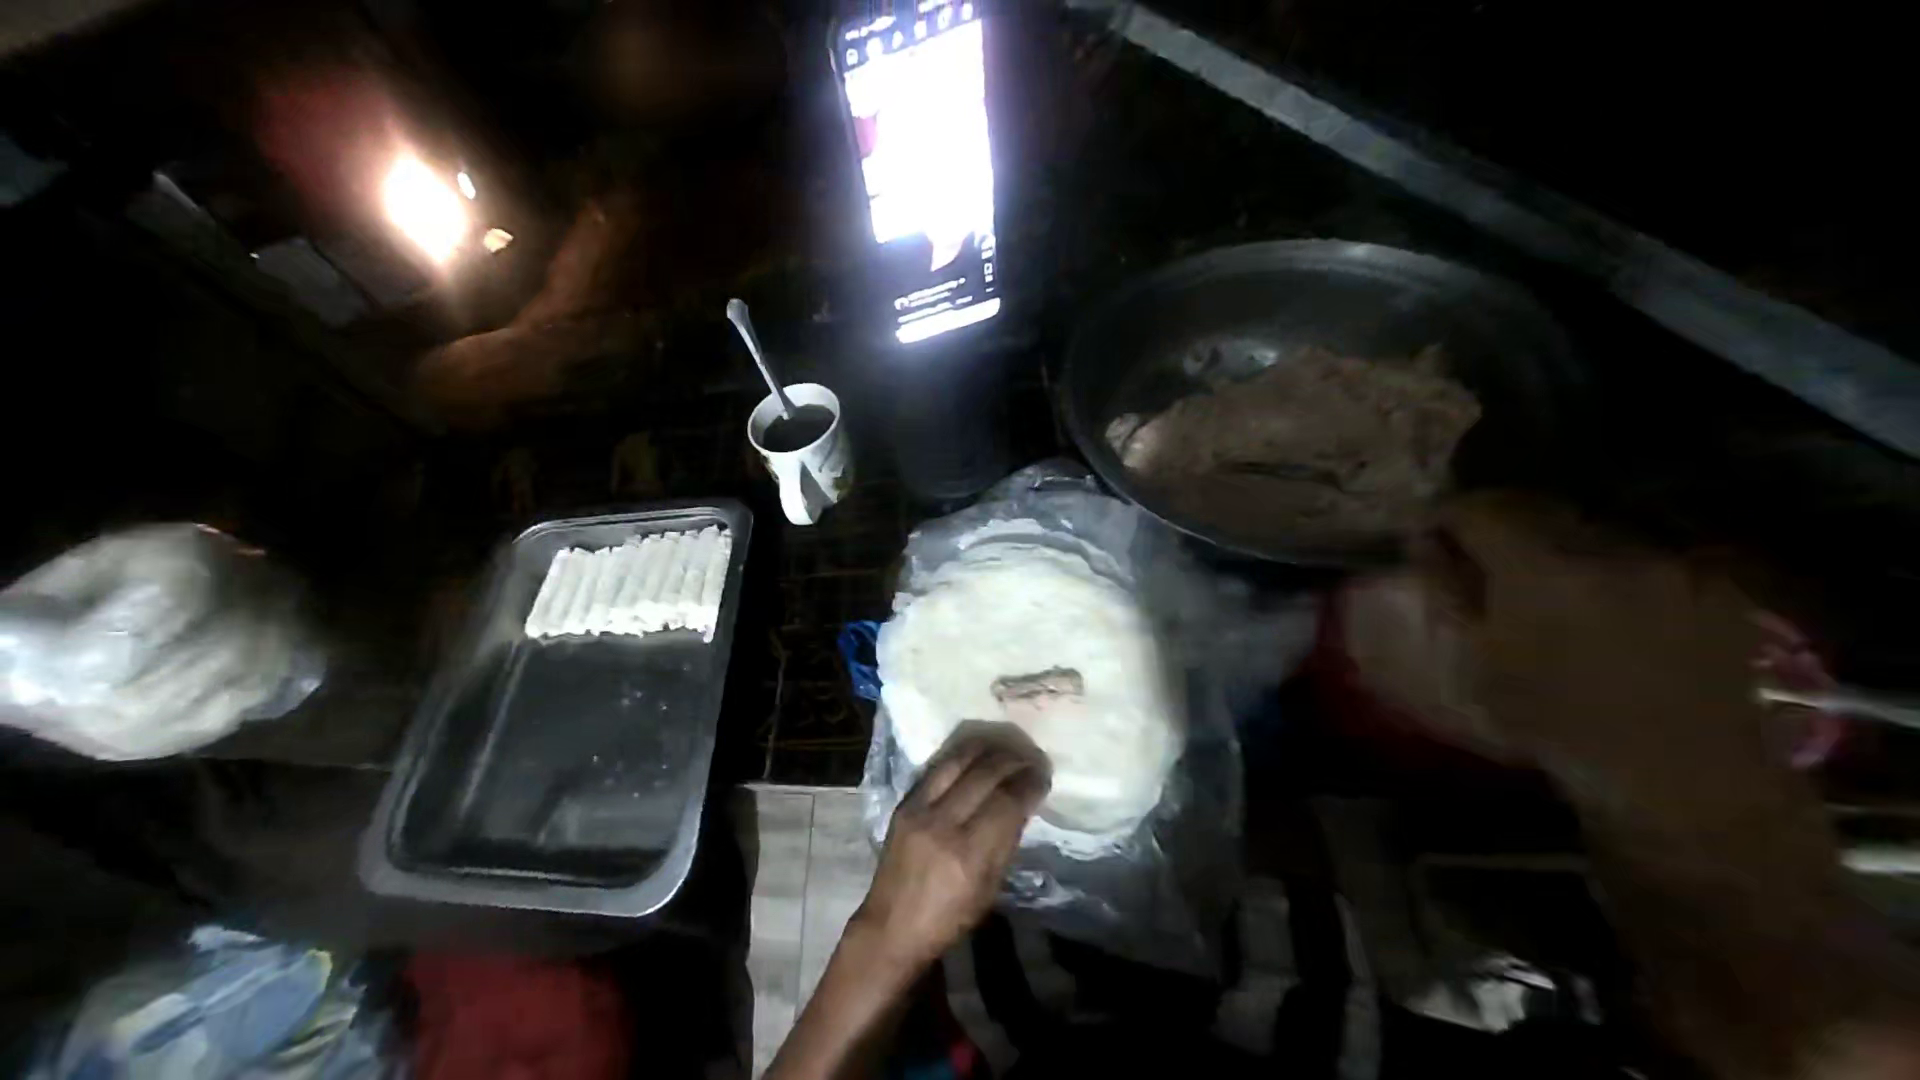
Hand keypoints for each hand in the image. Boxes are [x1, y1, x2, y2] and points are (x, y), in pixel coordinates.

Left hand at [853, 724, 1049, 970]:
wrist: (890, 927)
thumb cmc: (948, 918)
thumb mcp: (989, 888)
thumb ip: (1005, 841)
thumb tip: (1022, 802)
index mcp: (969, 854)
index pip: (1007, 801)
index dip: (1030, 782)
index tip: (1043, 774)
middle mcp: (943, 823)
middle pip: (985, 773)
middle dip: (1014, 759)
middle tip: (1031, 755)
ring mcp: (919, 809)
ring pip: (959, 761)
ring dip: (988, 748)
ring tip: (1007, 745)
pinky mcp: (904, 803)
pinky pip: (937, 768)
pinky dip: (962, 755)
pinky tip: (978, 751)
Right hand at [1414, 493, 1769, 813]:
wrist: (1680, 775)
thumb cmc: (1555, 720)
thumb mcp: (1477, 660)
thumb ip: (1449, 590)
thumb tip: (1424, 542)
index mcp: (1539, 569)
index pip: (1478, 508)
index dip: (1445, 515)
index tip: (1429, 533)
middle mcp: (1606, 550)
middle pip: (1534, 507)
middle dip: (1497, 524)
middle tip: (1476, 552)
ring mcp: (1665, 563)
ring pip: (1586, 528)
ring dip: (1551, 543)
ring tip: (1539, 581)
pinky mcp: (1709, 582)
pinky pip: (1634, 554)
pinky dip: (1602, 566)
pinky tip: (1598, 603)